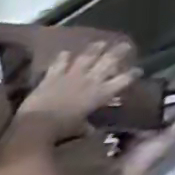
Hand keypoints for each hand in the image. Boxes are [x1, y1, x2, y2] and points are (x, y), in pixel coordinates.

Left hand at [17, 42, 140, 137]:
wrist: (37, 124)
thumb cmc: (60, 130)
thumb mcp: (78, 129)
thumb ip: (85, 127)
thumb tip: (90, 131)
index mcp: (100, 94)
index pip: (123, 80)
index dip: (132, 75)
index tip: (137, 71)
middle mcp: (90, 81)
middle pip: (109, 61)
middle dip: (119, 52)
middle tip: (126, 45)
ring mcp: (70, 76)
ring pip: (87, 56)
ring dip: (95, 49)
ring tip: (100, 43)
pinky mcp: (52, 76)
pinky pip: (59, 63)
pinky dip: (62, 57)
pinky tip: (65, 52)